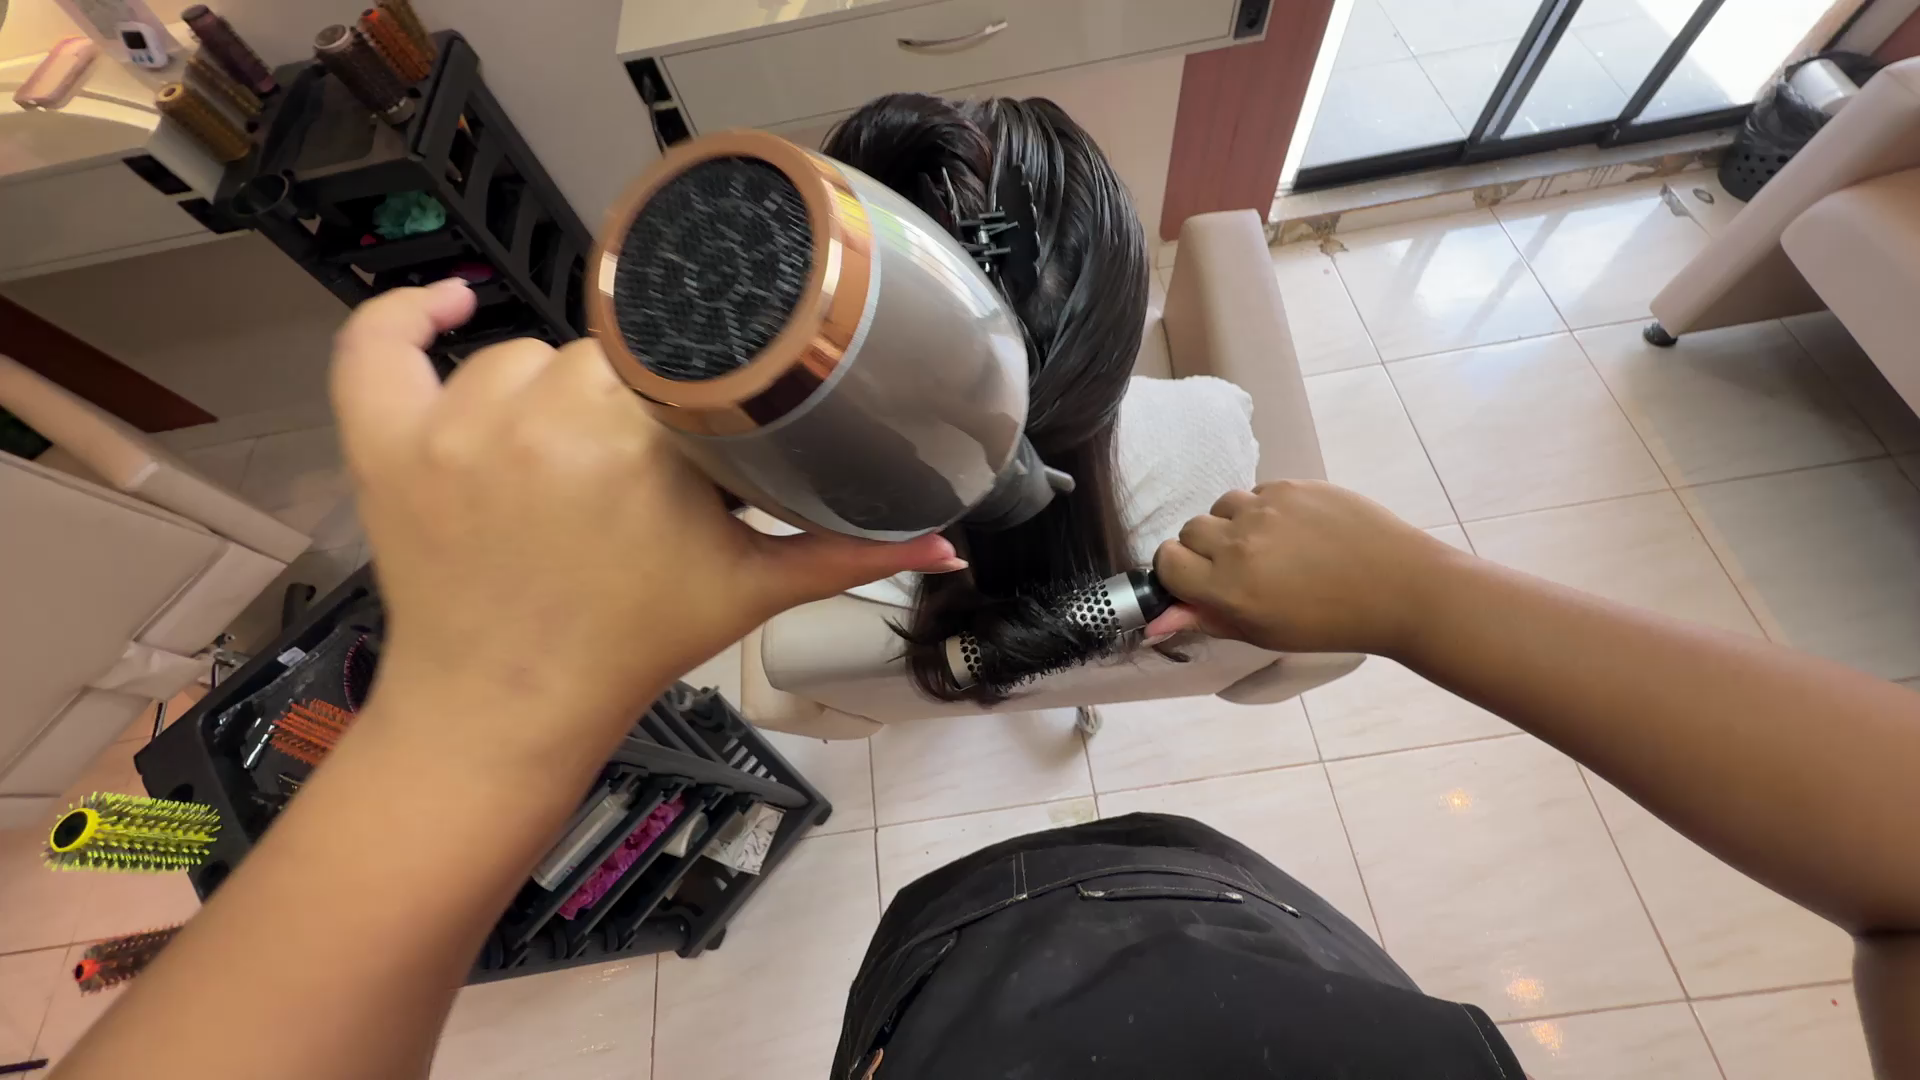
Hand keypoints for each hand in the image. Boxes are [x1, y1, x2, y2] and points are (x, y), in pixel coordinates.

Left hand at [330, 282, 953, 748]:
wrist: (511, 708)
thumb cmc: (641, 644)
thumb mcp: (757, 590)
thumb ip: (852, 556)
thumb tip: (949, 547)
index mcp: (640, 441)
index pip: (680, 356)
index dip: (702, 374)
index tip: (714, 399)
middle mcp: (542, 415)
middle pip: (604, 353)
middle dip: (637, 392)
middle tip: (651, 447)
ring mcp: (451, 425)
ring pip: (521, 355)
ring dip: (555, 386)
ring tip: (578, 444)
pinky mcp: (386, 444)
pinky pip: (378, 348)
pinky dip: (406, 319)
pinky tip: (450, 306)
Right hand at [1150, 480, 1465, 656]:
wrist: (1400, 589)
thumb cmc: (1327, 623)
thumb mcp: (1260, 632)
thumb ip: (1204, 619)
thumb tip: (1155, 622)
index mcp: (1227, 587)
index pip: (1167, 560)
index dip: (1180, 570)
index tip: (1201, 579)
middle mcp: (1238, 545)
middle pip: (1190, 530)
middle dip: (1206, 546)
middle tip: (1241, 564)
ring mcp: (1266, 510)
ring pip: (1222, 505)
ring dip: (1234, 523)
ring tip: (1270, 542)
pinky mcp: (1292, 486)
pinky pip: (1257, 491)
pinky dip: (1267, 508)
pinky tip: (1297, 529)